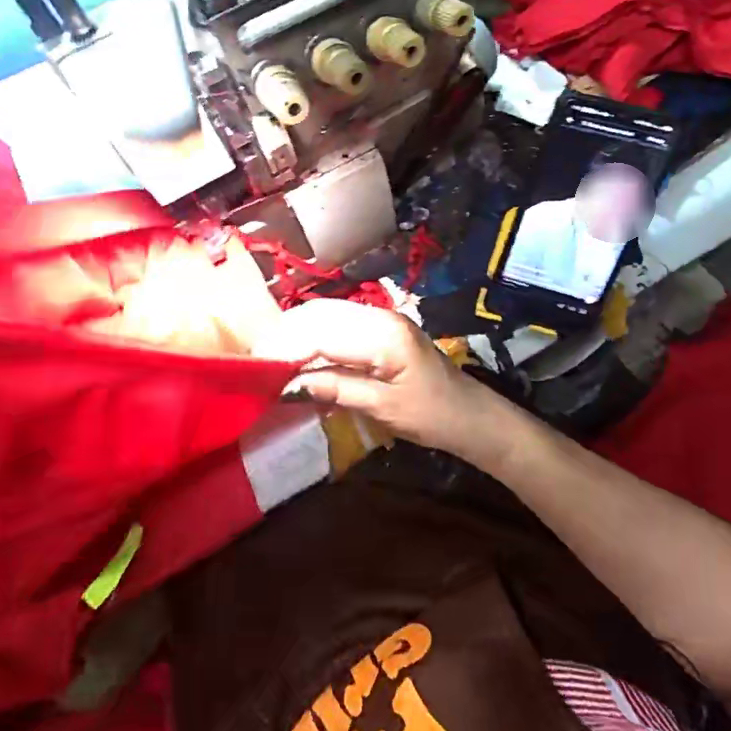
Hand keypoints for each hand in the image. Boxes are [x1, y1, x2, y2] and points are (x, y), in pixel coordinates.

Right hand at [252, 300, 521, 468]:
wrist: (473, 416)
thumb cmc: (435, 417)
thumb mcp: (384, 408)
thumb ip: (336, 389)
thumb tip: (287, 385)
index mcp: (384, 335)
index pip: (321, 332)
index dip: (285, 347)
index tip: (257, 367)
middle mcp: (379, 316)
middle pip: (318, 314)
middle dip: (284, 335)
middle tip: (257, 363)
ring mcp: (379, 319)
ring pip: (323, 315)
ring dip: (294, 334)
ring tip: (271, 360)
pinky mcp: (377, 329)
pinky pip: (335, 324)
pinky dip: (311, 337)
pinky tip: (298, 356)